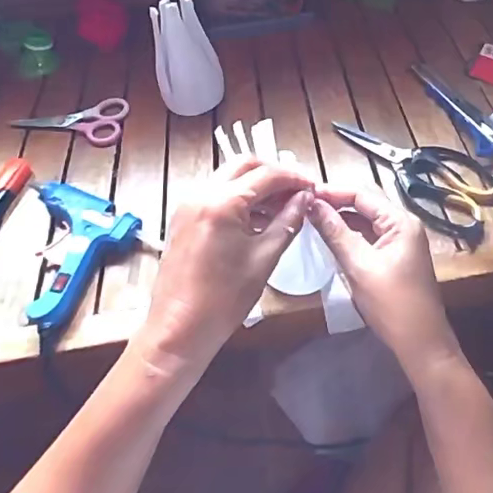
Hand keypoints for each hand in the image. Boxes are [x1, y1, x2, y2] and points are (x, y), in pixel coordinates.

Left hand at [134, 157, 313, 374]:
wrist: (180, 326)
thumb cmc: (223, 298)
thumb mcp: (264, 258)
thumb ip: (287, 222)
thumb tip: (304, 199)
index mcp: (221, 201)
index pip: (265, 174)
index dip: (294, 177)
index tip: (312, 187)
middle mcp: (200, 193)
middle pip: (243, 165)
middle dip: (273, 173)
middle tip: (297, 192)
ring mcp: (188, 203)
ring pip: (228, 177)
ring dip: (255, 185)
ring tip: (282, 207)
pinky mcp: (183, 216)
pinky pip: (215, 194)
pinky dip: (238, 198)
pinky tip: (258, 218)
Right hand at [308, 183, 459, 371]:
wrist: (421, 344)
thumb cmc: (392, 303)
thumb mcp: (358, 265)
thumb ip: (334, 231)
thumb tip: (311, 204)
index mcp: (400, 222)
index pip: (361, 194)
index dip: (331, 192)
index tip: (302, 194)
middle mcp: (403, 225)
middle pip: (364, 204)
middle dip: (334, 202)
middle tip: (303, 204)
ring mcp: (400, 241)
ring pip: (364, 219)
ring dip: (339, 218)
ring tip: (310, 217)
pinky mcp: (394, 256)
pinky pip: (367, 235)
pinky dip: (348, 233)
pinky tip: (328, 236)